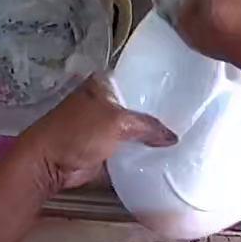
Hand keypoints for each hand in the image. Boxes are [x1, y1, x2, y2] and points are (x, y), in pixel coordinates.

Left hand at [11, 79, 176, 191]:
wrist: (48, 163)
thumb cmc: (78, 133)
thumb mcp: (117, 123)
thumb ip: (147, 126)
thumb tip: (173, 138)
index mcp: (103, 84)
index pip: (137, 78)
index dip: (159, 84)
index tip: (186, 89)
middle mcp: (105, 100)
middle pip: (139, 104)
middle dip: (159, 111)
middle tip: (191, 116)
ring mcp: (104, 124)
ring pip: (135, 126)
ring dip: (151, 133)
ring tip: (185, 133)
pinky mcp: (105, 145)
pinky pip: (130, 144)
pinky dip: (142, 148)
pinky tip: (165, 150)